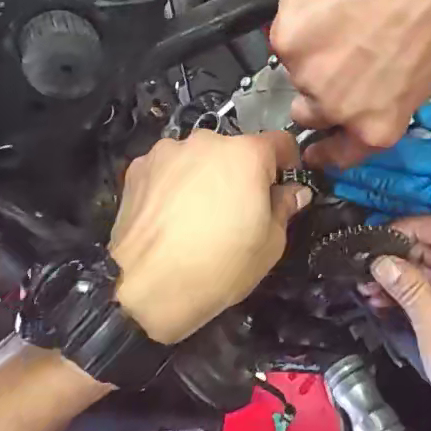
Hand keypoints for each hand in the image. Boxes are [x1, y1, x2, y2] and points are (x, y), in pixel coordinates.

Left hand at [108, 131, 312, 342]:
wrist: (147, 289)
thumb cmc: (221, 265)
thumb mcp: (271, 243)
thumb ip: (284, 207)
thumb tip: (294, 192)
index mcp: (247, 153)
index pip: (280, 141)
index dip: (287, 162)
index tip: (283, 184)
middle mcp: (206, 141)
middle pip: (235, 149)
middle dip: (241, 172)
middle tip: (238, 208)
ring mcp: (167, 152)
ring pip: (198, 158)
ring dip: (205, 175)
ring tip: (197, 214)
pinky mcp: (136, 170)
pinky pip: (167, 170)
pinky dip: (174, 185)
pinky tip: (170, 216)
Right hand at [270, 0, 430, 168]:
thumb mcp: (426, 72)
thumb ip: (386, 97)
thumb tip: (368, 93)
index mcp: (376, 124)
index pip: (338, 155)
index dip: (325, 148)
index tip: (317, 145)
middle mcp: (336, 106)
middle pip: (308, 110)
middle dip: (317, 88)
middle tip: (334, 55)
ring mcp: (305, 69)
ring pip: (294, 64)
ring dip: (310, 45)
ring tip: (343, 11)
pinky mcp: (286, 29)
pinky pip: (284, 26)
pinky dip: (300, 12)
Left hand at [333, 95, 430, 257]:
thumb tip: (430, 114)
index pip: (405, 160)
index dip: (366, 153)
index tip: (334, 148)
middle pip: (402, 189)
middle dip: (364, 181)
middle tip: (329, 173)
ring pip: (418, 206)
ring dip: (382, 198)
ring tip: (350, 190)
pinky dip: (412, 208)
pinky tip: (395, 203)